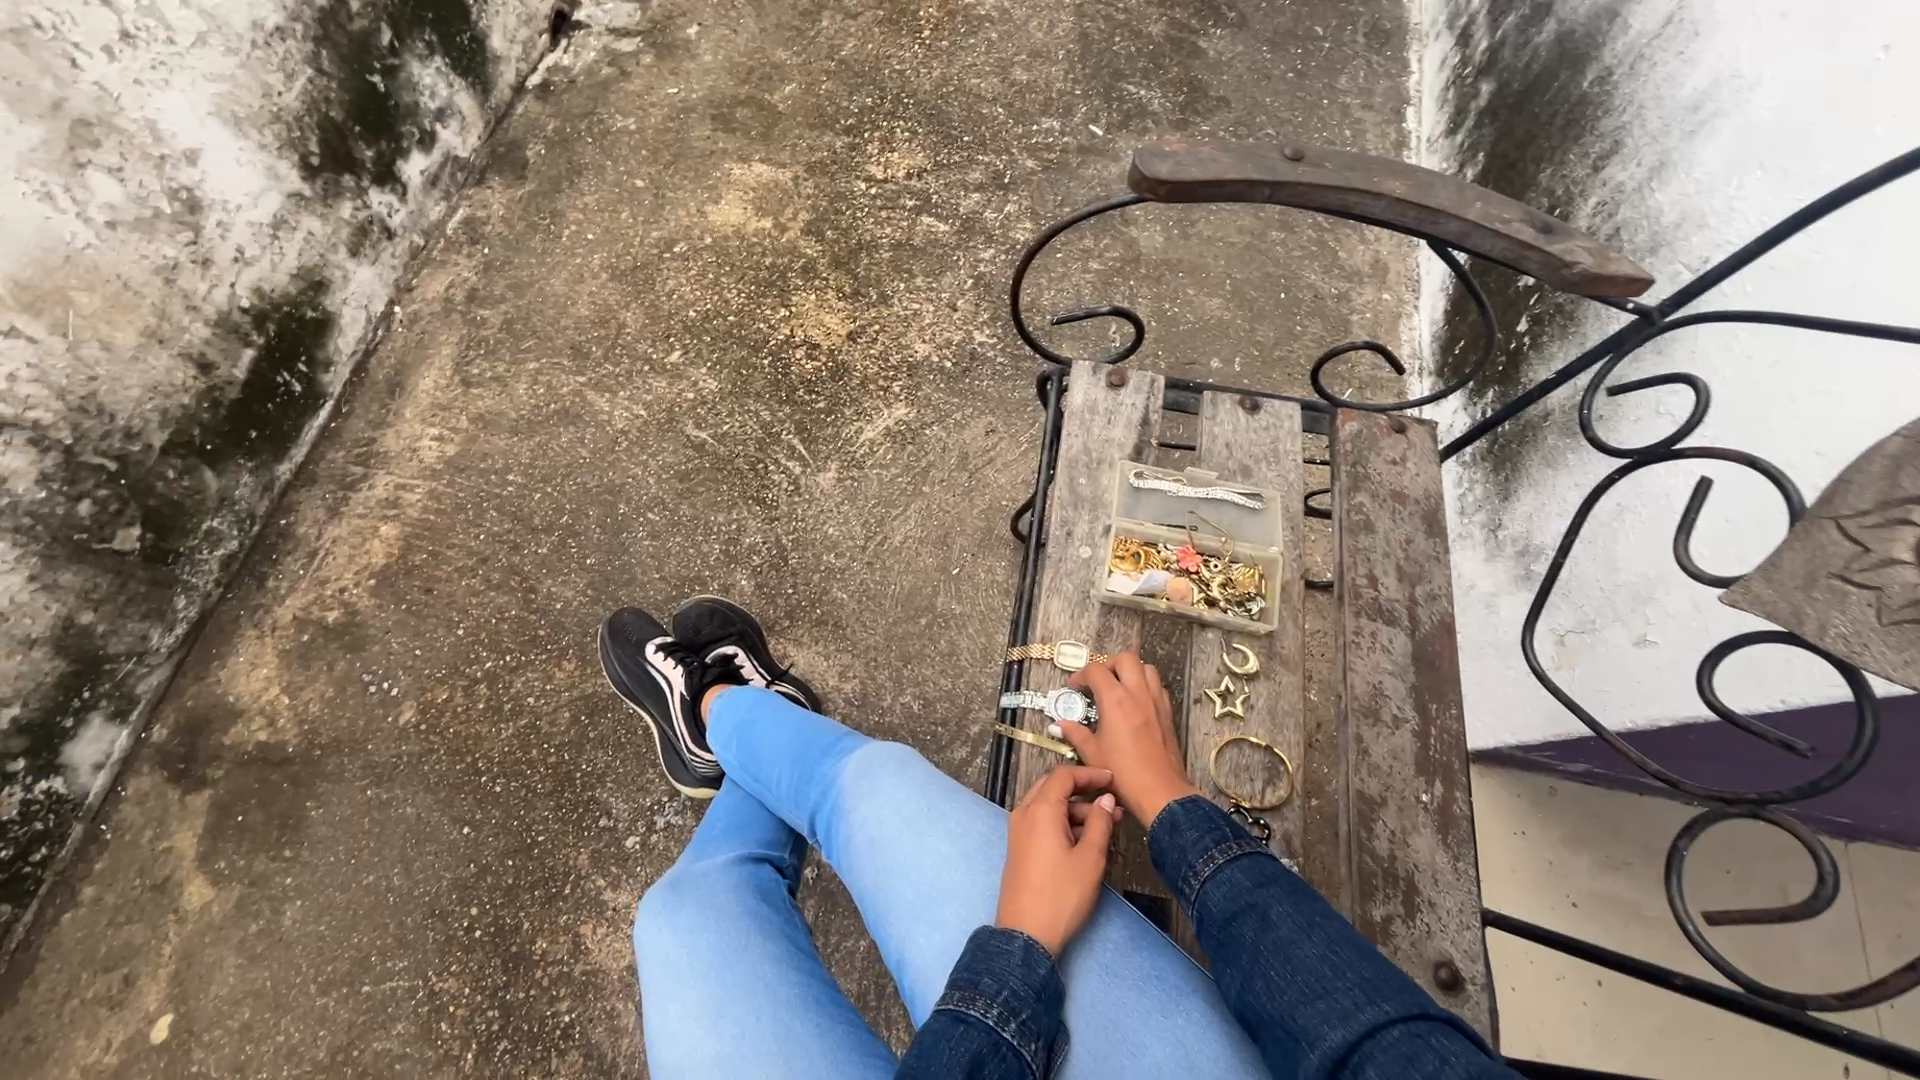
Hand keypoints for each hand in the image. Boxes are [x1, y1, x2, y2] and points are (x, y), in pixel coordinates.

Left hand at [995, 765, 1122, 956]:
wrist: (1026, 934)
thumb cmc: (1061, 895)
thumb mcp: (1090, 858)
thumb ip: (1100, 823)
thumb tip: (1106, 800)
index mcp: (1040, 809)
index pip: (1064, 775)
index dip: (1090, 774)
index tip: (1112, 779)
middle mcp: (1024, 813)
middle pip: (1054, 787)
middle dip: (1083, 791)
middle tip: (1111, 802)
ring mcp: (1018, 830)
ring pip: (1048, 805)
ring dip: (1076, 809)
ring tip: (1106, 825)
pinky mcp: (1019, 846)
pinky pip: (1042, 821)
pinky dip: (1063, 822)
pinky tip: (1085, 839)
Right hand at [1057, 654, 1201, 826]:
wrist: (1161, 792)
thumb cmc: (1124, 774)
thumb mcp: (1092, 753)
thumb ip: (1075, 733)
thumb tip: (1060, 724)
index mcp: (1116, 700)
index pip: (1096, 670)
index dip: (1081, 675)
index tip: (1075, 688)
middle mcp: (1138, 694)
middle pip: (1126, 658)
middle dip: (1109, 664)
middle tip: (1098, 681)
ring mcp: (1156, 702)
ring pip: (1147, 668)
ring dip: (1131, 671)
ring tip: (1118, 688)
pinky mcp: (1168, 713)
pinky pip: (1158, 687)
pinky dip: (1146, 686)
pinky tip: (1136, 703)